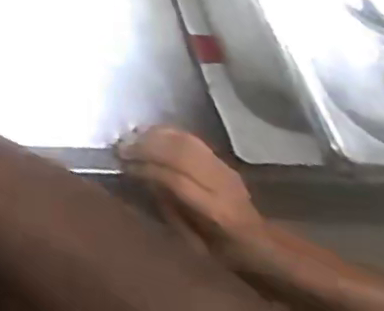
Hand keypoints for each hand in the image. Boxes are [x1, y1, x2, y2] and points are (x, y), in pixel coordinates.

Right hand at [120, 125, 268, 256]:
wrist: (263, 248)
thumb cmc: (220, 249)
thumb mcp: (190, 237)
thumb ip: (165, 205)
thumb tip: (136, 177)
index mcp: (216, 212)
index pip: (175, 180)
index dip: (145, 168)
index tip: (122, 165)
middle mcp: (224, 187)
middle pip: (178, 154)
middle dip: (145, 147)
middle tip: (120, 148)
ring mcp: (226, 171)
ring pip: (185, 142)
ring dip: (153, 136)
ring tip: (132, 139)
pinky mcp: (224, 163)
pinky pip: (191, 140)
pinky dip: (167, 133)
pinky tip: (150, 135)